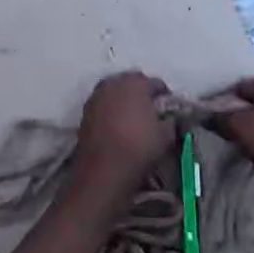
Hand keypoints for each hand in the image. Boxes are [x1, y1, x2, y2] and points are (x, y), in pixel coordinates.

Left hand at [74, 71, 173, 188]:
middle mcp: (112, 83)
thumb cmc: (139, 146)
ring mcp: (95, 97)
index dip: (165, 96)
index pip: (156, 83)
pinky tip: (116, 127)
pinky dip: (110, 112)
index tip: (169, 109)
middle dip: (141, 94)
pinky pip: (102, 107)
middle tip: (150, 111)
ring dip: (123, 102)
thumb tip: (168, 118)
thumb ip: (170, 120)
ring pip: (114, 94)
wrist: (104, 169)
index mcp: (135, 83)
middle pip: (131, 84)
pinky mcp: (84, 113)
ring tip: (132, 119)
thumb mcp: (166, 135)